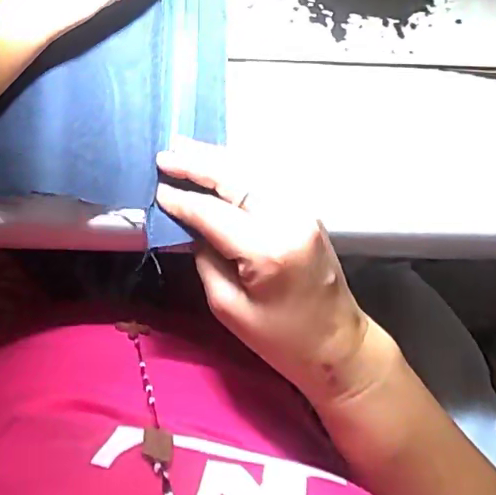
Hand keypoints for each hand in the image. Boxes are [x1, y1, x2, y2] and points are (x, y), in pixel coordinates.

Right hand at [156, 139, 395, 407]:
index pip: (212, 212)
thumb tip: (187, 222)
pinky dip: (236, 165)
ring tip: (182, 147)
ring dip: (214, 158)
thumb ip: (204, 257)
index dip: (181, 200)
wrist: (340, 347)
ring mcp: (300, 209)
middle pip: (233, 178)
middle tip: (163, 154)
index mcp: (267, 249)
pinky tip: (215, 160)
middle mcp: (287, 218)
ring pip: (250, 169)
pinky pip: (263, 177)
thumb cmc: (281, 339)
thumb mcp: (227, 306)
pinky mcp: (303, 208)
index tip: (155, 189)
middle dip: (196, 164)